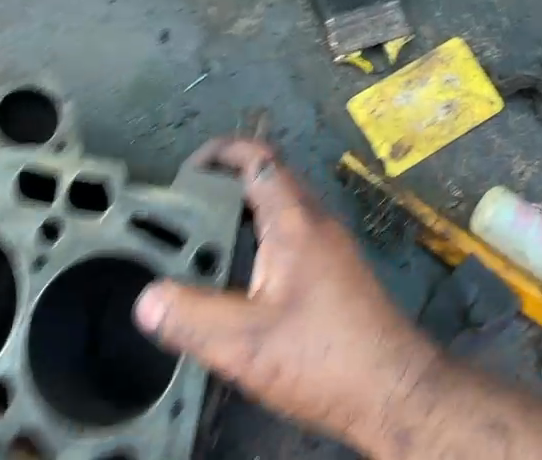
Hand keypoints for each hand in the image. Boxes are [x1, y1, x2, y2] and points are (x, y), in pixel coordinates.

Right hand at [132, 139, 439, 447]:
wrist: (395, 390)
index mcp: (294, 221)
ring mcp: (333, 245)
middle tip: (188, 205)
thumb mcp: (245, 343)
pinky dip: (264, 234)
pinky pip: (295, 232)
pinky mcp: (339, 270)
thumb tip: (146, 299)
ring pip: (284, 206)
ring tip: (206, 237)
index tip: (187, 169)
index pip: (258, 159)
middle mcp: (317, 221)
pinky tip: (244, 273)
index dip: (220, 152)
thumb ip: (191, 318)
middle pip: (271, 177)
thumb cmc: (324, 357)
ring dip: (247, 209)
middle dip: (228, 181)